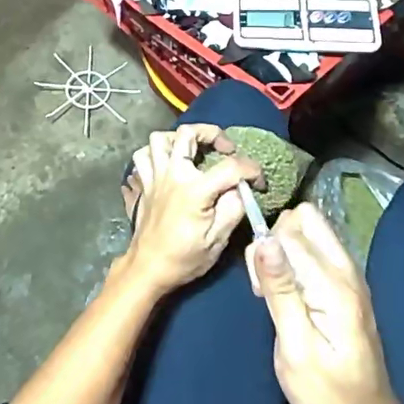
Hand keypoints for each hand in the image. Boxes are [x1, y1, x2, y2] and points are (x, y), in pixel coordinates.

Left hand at [120, 126, 261, 294]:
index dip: (251, 170)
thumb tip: (241, 188)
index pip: (230, 166)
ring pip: (160, 139)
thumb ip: (233, 208)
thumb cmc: (184, 258)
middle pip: (188, 133)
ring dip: (179, 139)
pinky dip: (156, 153)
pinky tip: (169, 163)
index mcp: (195, 190)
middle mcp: (172, 175)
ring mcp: (154, 177)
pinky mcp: (144, 184)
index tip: (259, 181)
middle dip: (212, 134)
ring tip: (194, 150)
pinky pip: (144, 156)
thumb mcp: (217, 240)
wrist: (147, 270)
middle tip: (225, 149)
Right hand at [247, 204, 403, 403]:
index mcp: (335, 285)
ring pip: (310, 229)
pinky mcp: (347, 283)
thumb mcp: (295, 350)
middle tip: (266, 286)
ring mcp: (350, 274)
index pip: (290, 233)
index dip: (264, 252)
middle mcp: (347, 268)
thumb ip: (280, 291)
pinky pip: (316, 248)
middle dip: (276, 239)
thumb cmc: (327, 394)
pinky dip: (296, 259)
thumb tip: (264, 240)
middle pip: (304, 218)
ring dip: (285, 249)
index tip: (258, 290)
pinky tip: (292, 296)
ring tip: (277, 294)